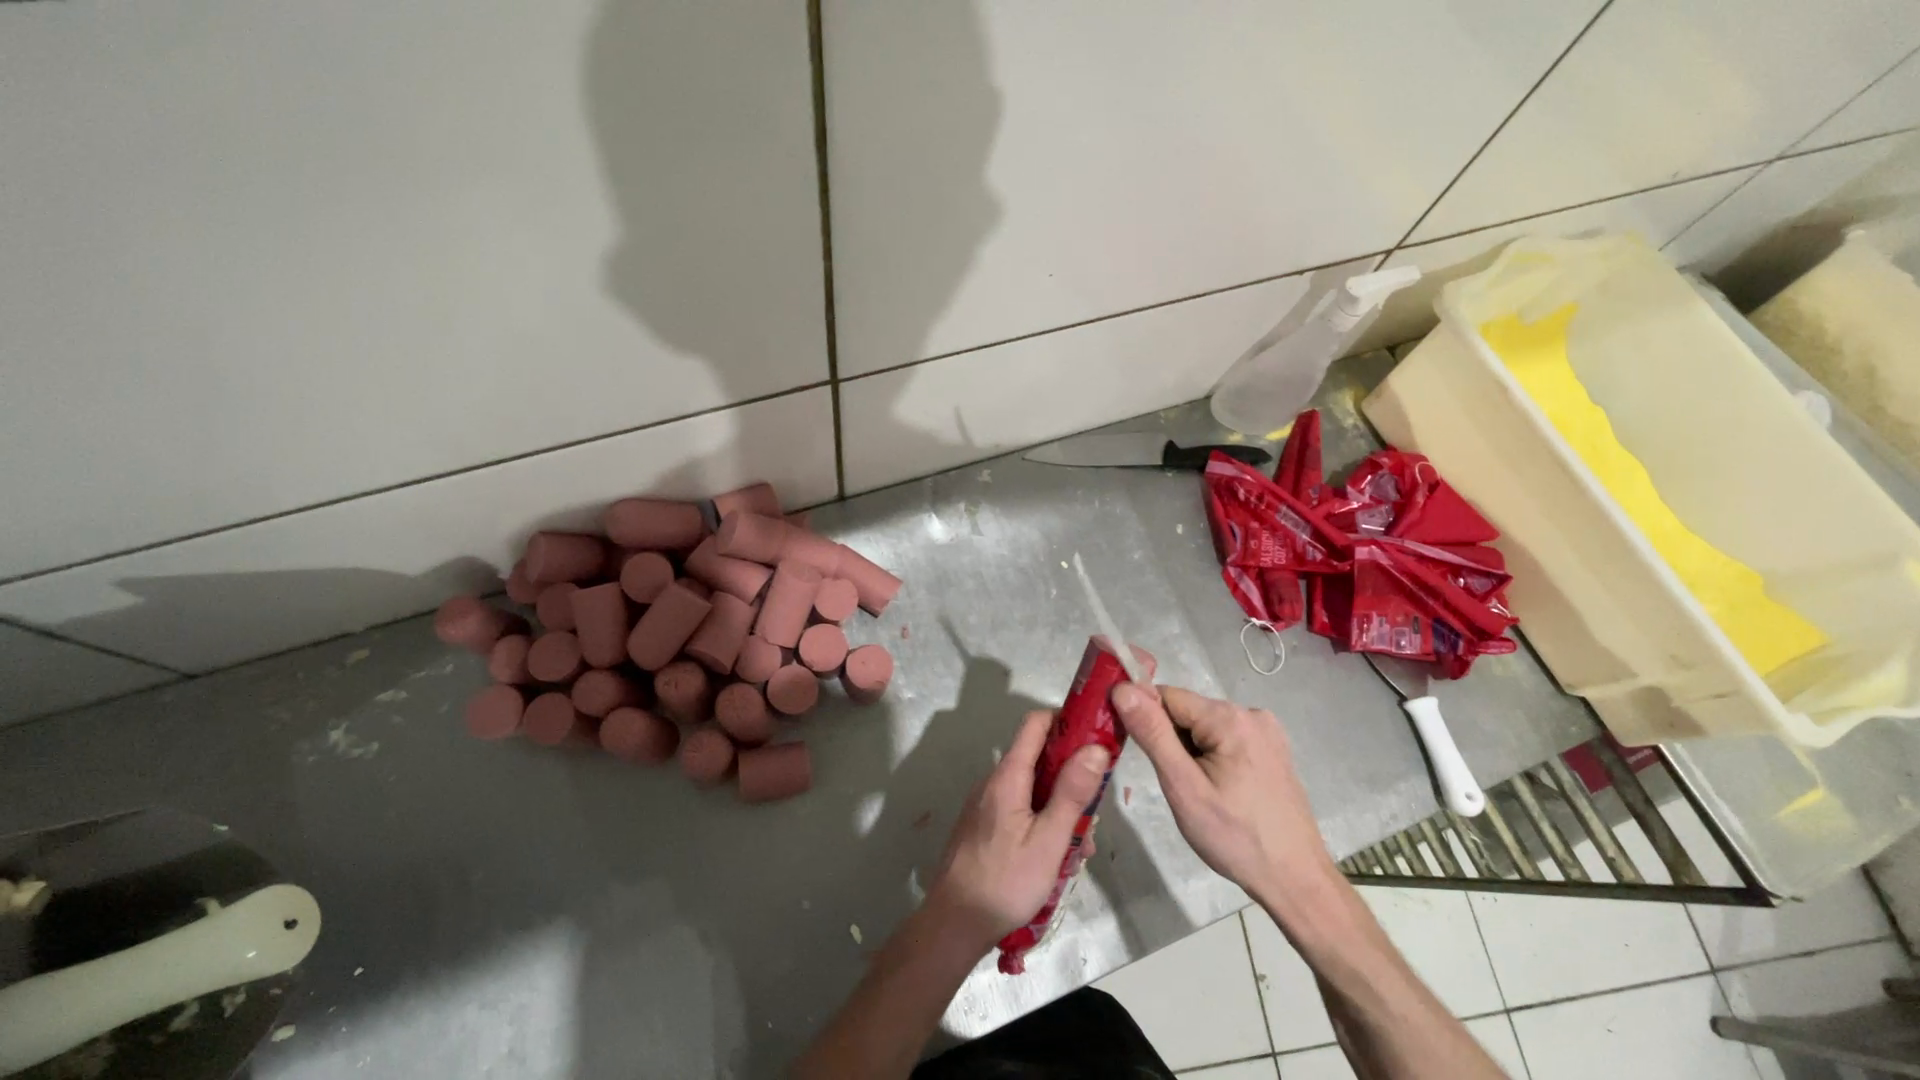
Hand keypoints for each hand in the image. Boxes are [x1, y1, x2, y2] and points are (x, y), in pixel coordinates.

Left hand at [925, 710, 1110, 950]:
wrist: (954, 923)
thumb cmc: (1005, 881)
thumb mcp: (1049, 839)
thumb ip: (1072, 792)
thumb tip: (1096, 747)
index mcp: (1007, 777)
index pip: (1036, 724)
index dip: (1067, 721)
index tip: (1097, 736)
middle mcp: (993, 783)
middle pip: (1039, 760)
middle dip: (1072, 781)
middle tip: (1093, 816)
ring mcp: (985, 806)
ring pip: (1032, 791)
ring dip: (1060, 811)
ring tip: (1078, 850)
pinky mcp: (983, 828)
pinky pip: (1019, 811)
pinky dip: (1042, 825)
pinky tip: (1055, 860)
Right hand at [1110, 683, 1334, 906]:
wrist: (1294, 878)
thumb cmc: (1234, 836)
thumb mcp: (1183, 786)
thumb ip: (1153, 734)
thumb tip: (1123, 689)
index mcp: (1230, 718)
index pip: (1167, 695)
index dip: (1144, 718)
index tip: (1135, 750)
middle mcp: (1252, 714)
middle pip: (1188, 711)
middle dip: (1171, 740)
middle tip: (1175, 784)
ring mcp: (1268, 732)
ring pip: (1207, 727)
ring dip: (1191, 751)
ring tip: (1199, 793)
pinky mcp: (1274, 750)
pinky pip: (1228, 740)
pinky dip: (1213, 758)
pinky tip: (1220, 791)